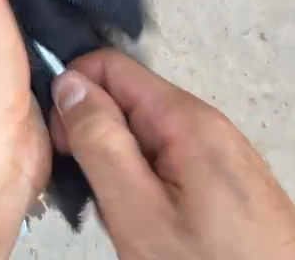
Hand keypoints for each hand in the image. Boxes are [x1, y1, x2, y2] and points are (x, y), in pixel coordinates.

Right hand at [49, 49, 294, 259]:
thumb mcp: (139, 212)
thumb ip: (99, 140)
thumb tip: (68, 81)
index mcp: (187, 118)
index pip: (109, 65)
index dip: (74, 94)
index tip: (62, 144)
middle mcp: (209, 125)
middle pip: (128, 100)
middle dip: (97, 135)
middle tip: (90, 191)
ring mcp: (224, 158)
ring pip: (146, 136)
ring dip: (120, 166)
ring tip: (120, 218)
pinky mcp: (232, 189)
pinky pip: (171, 164)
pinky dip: (147, 186)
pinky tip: (150, 228)